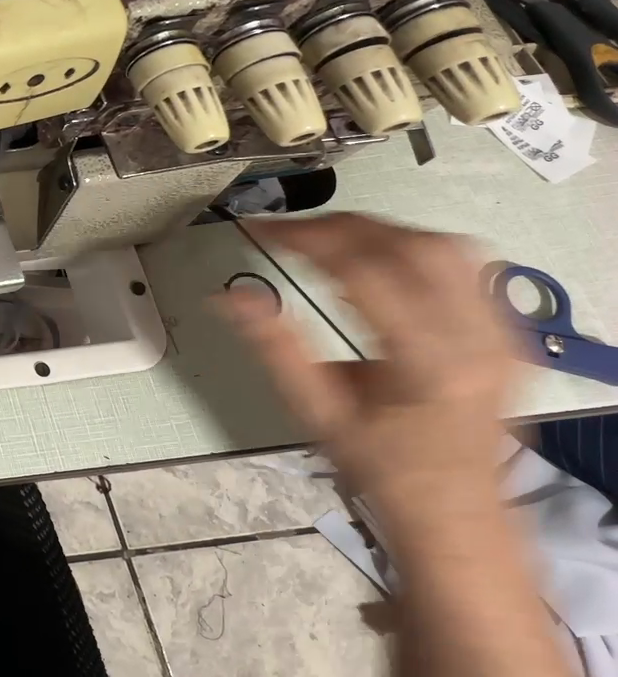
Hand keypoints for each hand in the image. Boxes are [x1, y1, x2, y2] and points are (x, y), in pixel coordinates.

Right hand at [215, 214, 516, 522]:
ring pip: (448, 248)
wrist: (457, 510)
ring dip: (382, 231)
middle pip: (415, 247)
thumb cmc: (380, 464)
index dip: (307, 238)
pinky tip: (379, 261)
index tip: (262, 230)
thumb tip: (230, 295)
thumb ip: (275, 347)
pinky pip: (469, 267)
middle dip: (344, 226)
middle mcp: (476, 342)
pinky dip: (415, 249)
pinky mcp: (508, 334)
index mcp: (427, 363)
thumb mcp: (316, 410)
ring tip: (332, 239)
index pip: (365, 271)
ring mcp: (502, 336)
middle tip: (292, 231)